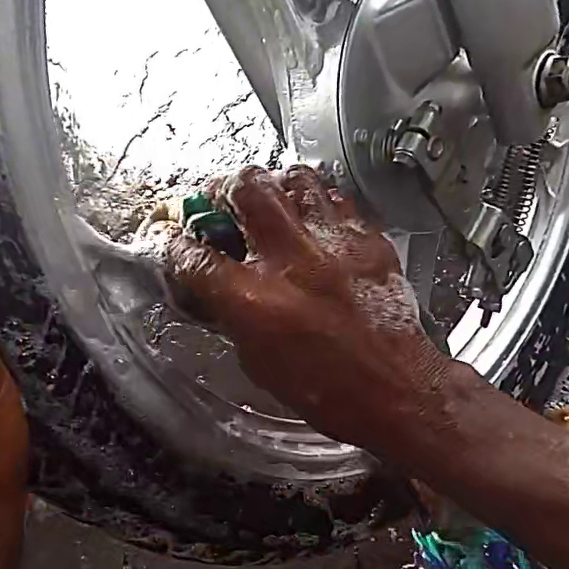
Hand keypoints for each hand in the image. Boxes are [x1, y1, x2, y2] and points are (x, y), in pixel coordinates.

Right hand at [163, 164, 465, 459]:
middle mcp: (290, 261)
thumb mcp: (257, 362)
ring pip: (294, 178)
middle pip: (245, 188)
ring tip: (270, 202)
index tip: (173, 240)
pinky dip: (315, 204)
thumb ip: (233, 316)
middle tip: (221, 200)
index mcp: (253, 301)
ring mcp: (332, 245)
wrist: (395, 391)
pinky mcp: (367, 241)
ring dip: (273, 186)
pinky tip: (312, 223)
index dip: (174, 245)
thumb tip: (219, 290)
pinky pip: (334, 200)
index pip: (195, 256)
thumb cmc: (327, 389)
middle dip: (223, 189)